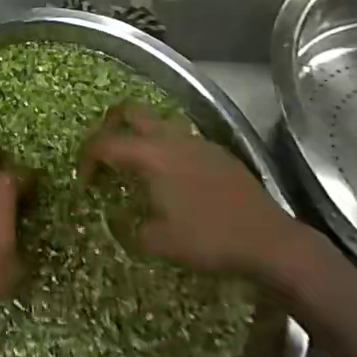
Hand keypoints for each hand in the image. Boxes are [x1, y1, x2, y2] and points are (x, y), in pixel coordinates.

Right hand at [81, 105, 304, 278]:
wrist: (273, 243)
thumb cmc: (210, 239)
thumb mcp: (158, 242)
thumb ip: (129, 226)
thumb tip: (119, 218)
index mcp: (150, 155)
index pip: (104, 143)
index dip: (86, 158)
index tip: (84, 181)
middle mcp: (170, 139)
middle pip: (129, 112)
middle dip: (109, 126)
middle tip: (105, 152)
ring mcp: (198, 142)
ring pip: (159, 121)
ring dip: (142, 134)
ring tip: (139, 162)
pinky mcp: (220, 153)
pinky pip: (184, 138)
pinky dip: (169, 148)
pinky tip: (176, 177)